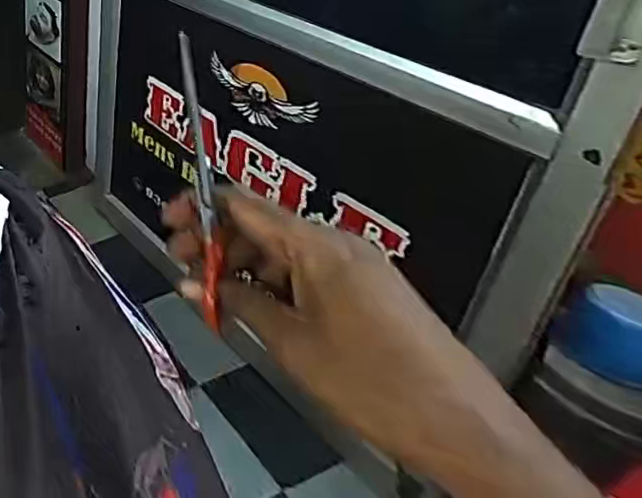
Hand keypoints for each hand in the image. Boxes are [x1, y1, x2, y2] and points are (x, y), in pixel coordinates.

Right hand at [163, 188, 597, 497]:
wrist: (474, 437)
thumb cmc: (373, 384)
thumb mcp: (292, 343)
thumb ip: (237, 302)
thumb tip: (190, 282)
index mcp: (316, 245)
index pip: (240, 203)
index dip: (197, 207)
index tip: (167, 223)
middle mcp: (336, 243)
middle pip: (258, 224)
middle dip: (215, 242)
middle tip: (182, 267)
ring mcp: (357, 265)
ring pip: (281, 249)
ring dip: (242, 266)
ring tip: (213, 294)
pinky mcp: (370, 290)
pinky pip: (307, 270)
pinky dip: (274, 282)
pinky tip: (254, 306)